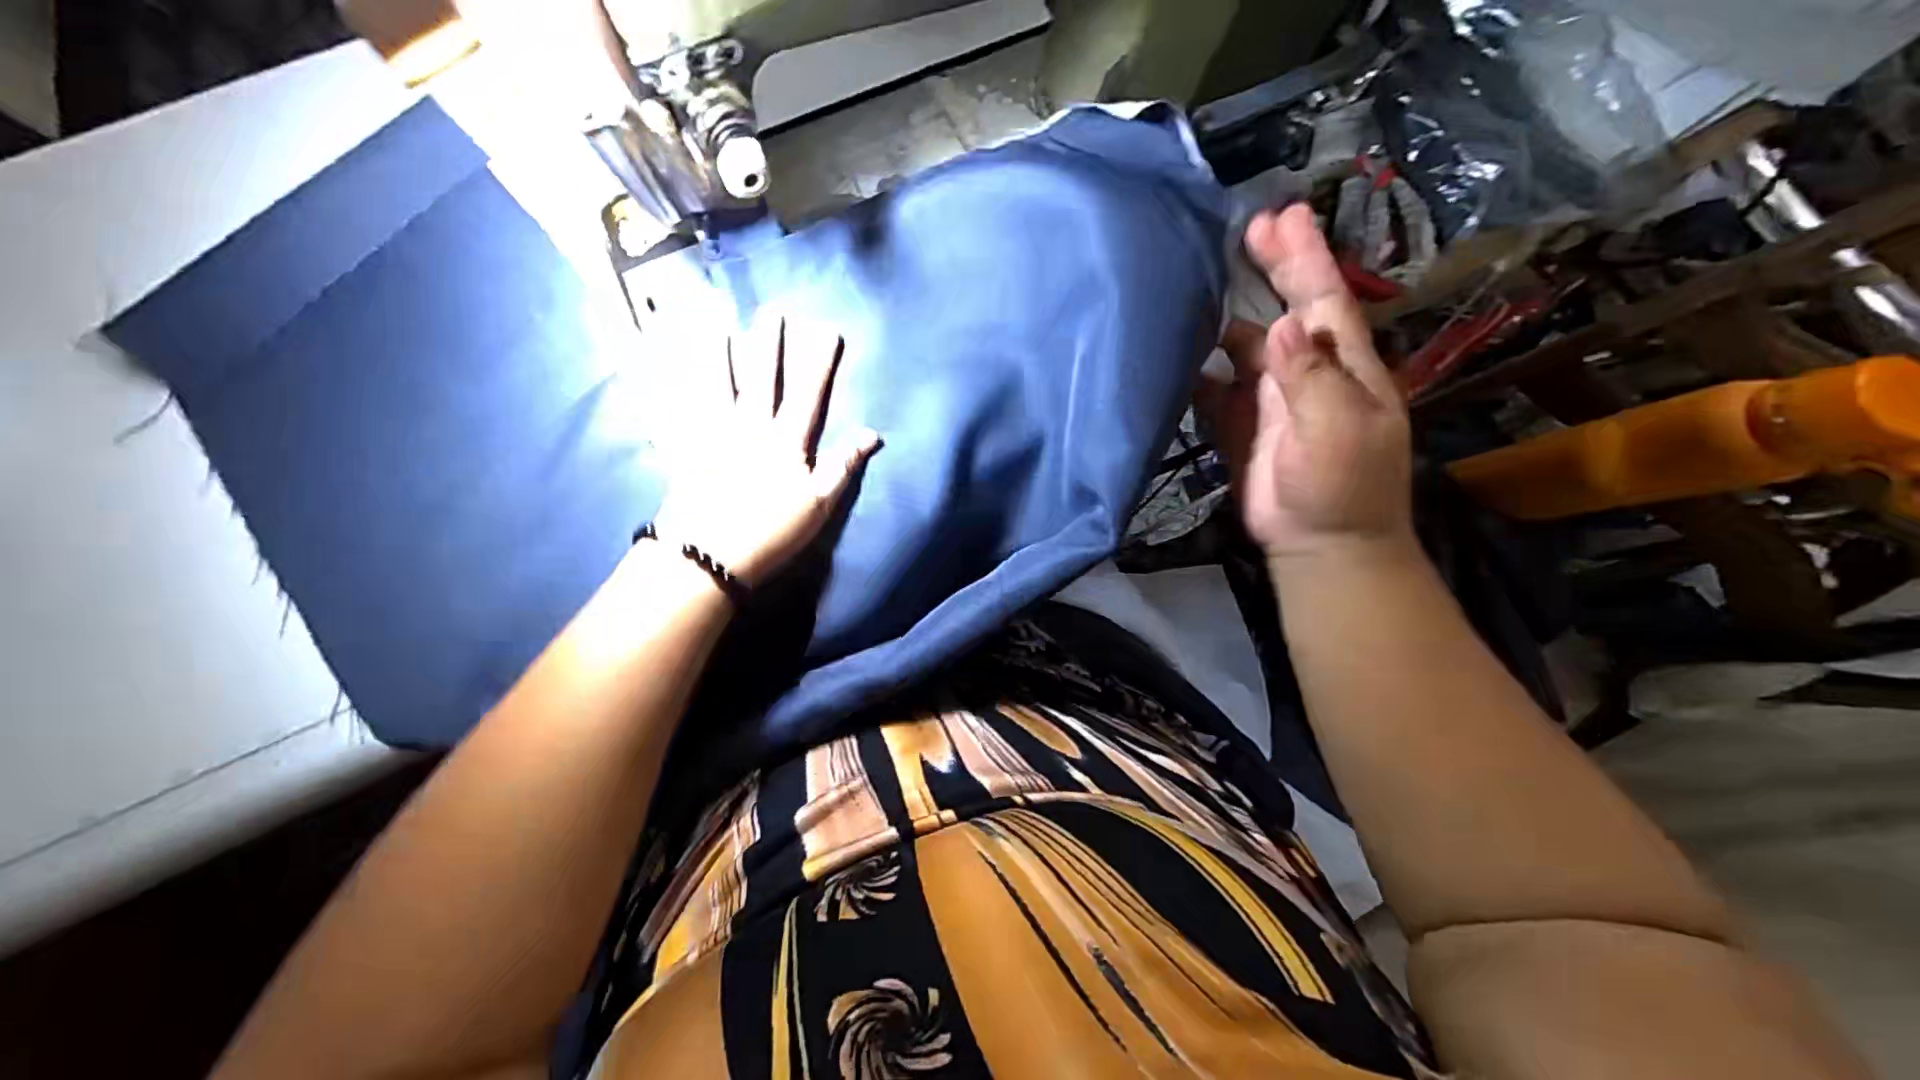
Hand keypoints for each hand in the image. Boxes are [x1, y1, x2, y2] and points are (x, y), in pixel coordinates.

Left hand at [650, 316, 880, 585]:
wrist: (710, 554)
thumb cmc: (772, 532)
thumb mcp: (820, 504)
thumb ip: (843, 465)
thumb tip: (873, 433)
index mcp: (786, 441)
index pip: (809, 394)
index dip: (819, 362)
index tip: (827, 330)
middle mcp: (750, 428)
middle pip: (762, 379)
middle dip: (770, 344)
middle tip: (772, 312)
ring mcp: (714, 436)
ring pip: (717, 387)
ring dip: (720, 356)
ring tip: (719, 327)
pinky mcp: (686, 451)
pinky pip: (678, 412)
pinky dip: (671, 391)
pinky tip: (665, 374)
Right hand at [1200, 204, 1413, 560]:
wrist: (1320, 545)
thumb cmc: (1342, 486)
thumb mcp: (1339, 428)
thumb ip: (1311, 376)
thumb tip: (1282, 323)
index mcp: (1343, 365)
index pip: (1324, 299)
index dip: (1305, 257)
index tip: (1282, 216)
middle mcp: (1305, 373)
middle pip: (1286, 311)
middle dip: (1272, 268)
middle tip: (1250, 226)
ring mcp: (1270, 400)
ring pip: (1245, 346)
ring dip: (1227, 315)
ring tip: (1199, 280)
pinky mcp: (1239, 426)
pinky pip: (1216, 389)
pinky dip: (1200, 369)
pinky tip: (1179, 348)